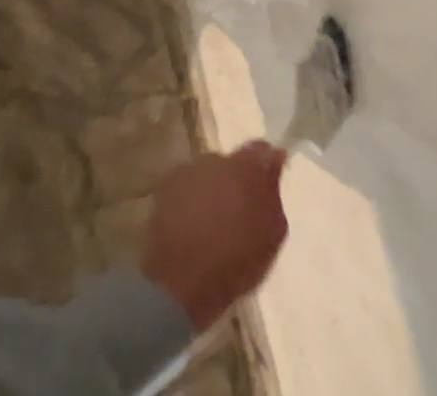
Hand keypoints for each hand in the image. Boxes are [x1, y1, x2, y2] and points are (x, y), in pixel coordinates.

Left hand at [140, 140, 289, 330]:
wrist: (179, 286)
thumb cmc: (235, 261)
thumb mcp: (273, 232)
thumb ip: (273, 191)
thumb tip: (274, 162)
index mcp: (244, 166)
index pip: (261, 150)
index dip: (267, 164)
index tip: (270, 181)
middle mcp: (212, 160)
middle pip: (231, 162)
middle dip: (237, 178)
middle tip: (242, 208)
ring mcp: (183, 174)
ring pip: (207, 175)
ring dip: (213, 189)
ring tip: (215, 220)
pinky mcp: (161, 192)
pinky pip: (186, 189)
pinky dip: (192, 200)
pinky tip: (194, 225)